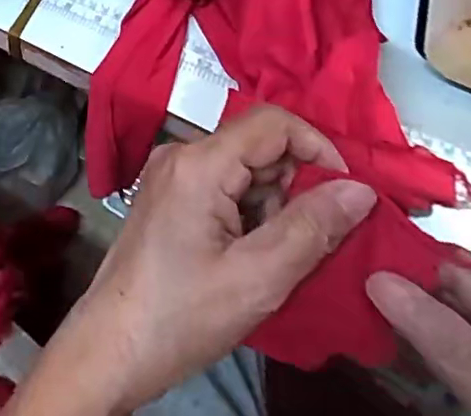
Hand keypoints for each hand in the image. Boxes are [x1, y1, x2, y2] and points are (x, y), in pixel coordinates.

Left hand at [9, 105, 377, 414]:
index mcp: (199, 162)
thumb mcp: (257, 279)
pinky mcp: (169, 194)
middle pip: (257, 144)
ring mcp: (172, 173)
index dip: (317, 148)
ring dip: (274, 202)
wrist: (110, 347)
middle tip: (314, 237)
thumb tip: (360, 189)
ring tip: (277, 256)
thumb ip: (311, 228)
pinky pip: (224, 184)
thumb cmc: (180, 317)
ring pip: (244, 167)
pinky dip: (250, 210)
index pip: (272, 122)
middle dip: (296, 183)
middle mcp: (182, 153)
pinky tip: (253, 253)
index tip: (346, 193)